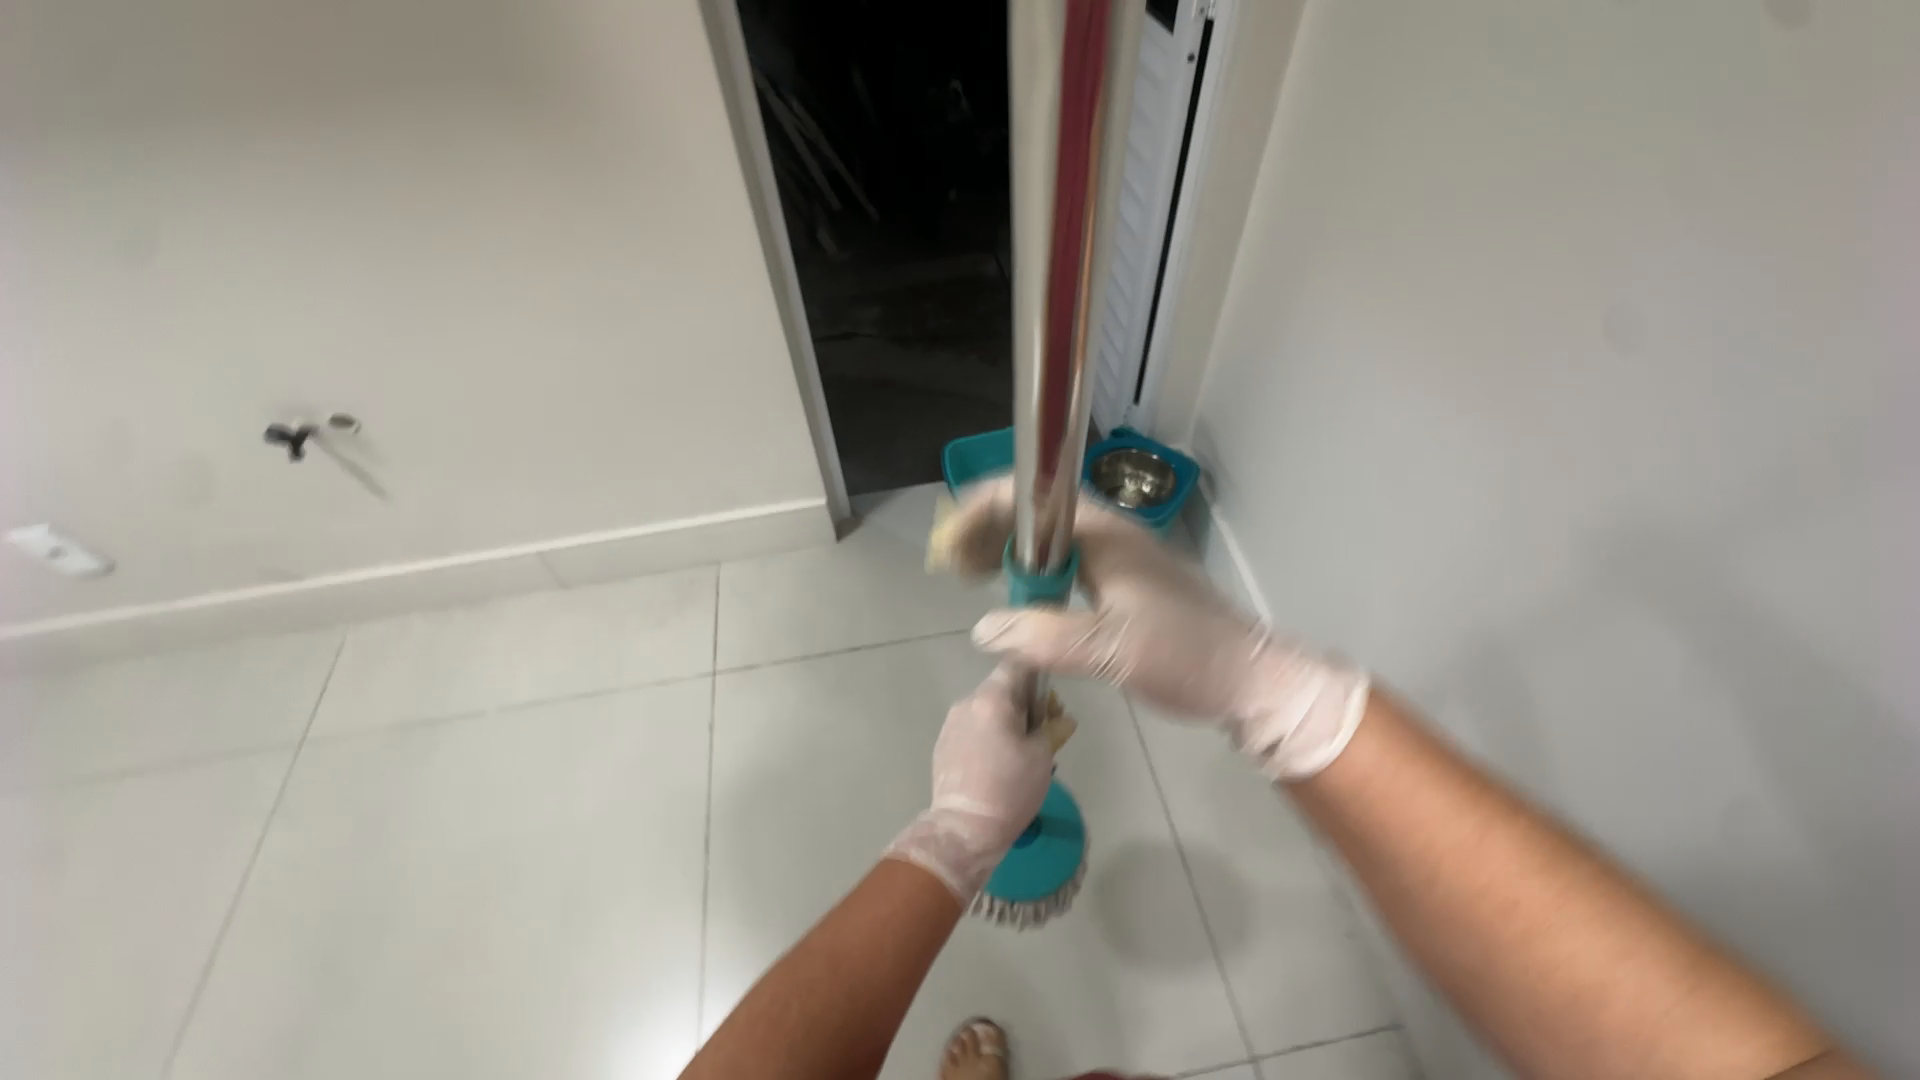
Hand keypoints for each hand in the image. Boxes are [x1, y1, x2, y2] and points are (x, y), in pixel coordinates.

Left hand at [884, 664, 1056, 899]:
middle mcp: (966, 703)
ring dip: (1006, 721)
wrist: (965, 828)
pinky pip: (972, 728)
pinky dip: (988, 735)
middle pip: (1001, 689)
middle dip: (1024, 704)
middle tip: (1043, 731)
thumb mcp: (1042, 757)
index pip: (1015, 666)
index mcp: (991, 700)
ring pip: (986, 710)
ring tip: (1021, 752)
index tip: (1049, 697)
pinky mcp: (943, 744)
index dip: (1036, 674)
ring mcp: (951, 724)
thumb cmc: (1010, 789)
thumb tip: (1063, 719)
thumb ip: (1053, 728)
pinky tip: (997, 763)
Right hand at [938, 475, 1369, 780]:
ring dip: (1006, 549)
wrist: (1250, 680)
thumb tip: (983, 630)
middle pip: (1034, 511)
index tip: (951, 547)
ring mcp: (1119, 557)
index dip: (982, 510)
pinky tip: (1020, 596)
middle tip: (954, 568)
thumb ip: (1043, 638)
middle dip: (987, 529)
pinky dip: (1031, 570)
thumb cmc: (1186, 658)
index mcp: (1104, 536)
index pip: (1031, 495)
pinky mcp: (1125, 583)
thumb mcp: (1110, 652)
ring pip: (1048, 537)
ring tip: (972, 577)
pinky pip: (1065, 560)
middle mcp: (1109, 535)